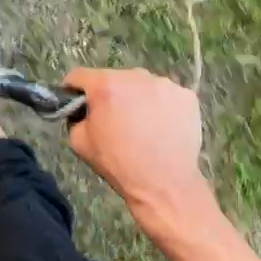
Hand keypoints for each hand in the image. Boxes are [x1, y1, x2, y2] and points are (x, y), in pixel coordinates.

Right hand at [64, 67, 215, 238]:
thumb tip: (83, 111)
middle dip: (110, 95)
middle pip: (113, 79)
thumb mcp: (79, 143)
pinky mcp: (186, 96)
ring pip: (141, 85)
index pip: (79, 76)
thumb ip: (75, 118)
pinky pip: (165, 95)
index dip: (73, 89)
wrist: (165, 184)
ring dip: (136, 99)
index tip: (76, 103)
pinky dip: (161, 106)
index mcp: (105, 86)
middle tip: (114, 121)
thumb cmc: (119, 164)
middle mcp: (135, 76)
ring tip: (142, 126)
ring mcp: (164, 84)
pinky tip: (162, 127)